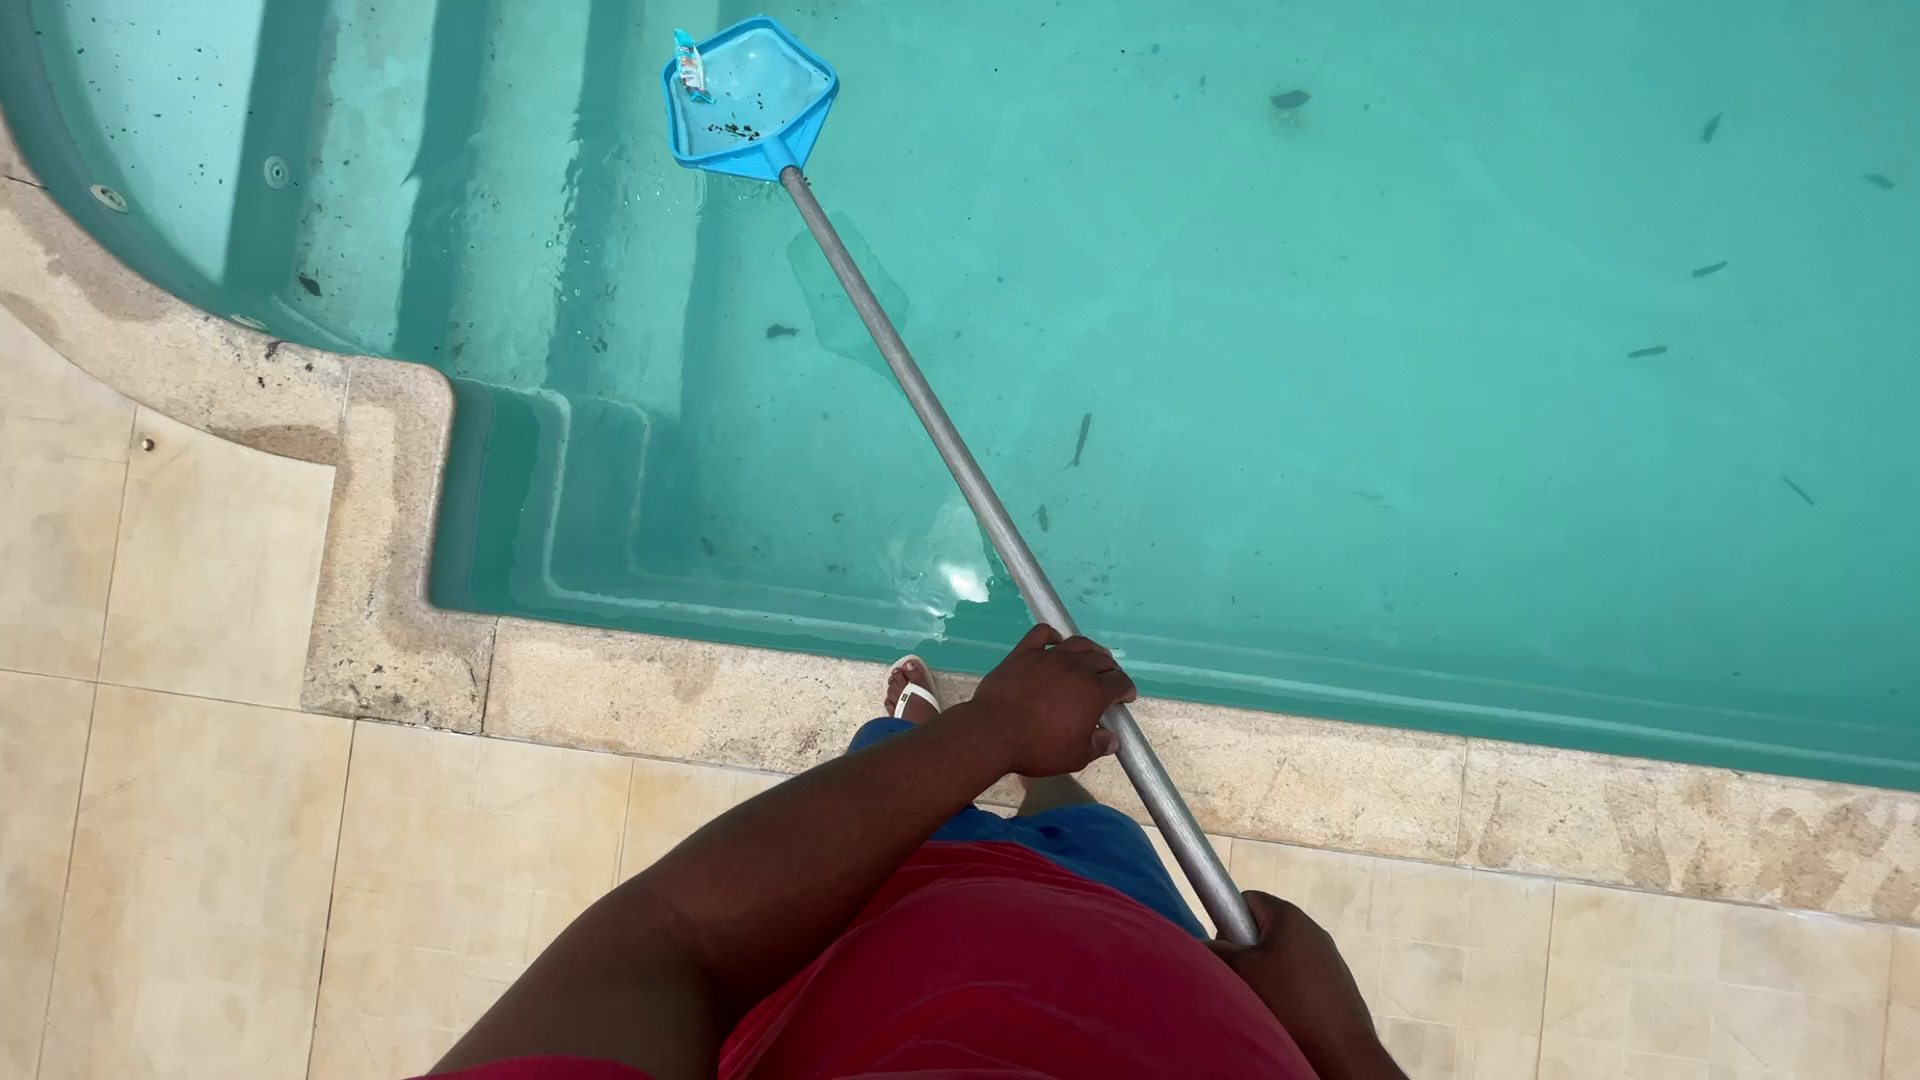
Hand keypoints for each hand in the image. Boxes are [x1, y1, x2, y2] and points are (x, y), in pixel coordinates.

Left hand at [960, 624, 1135, 776]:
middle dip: (1110, 670)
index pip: (1120, 683)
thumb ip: (1098, 746)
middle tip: (1108, 680)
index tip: (1124, 697)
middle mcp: (1075, 667)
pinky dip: (1052, 634)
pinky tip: (1055, 641)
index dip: (1126, 690)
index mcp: (1093, 691)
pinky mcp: (1023, 652)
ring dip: (1090, 649)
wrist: (994, 732)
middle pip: (1102, 659)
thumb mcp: (1075, 756)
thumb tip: (1111, 740)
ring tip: (1091, 657)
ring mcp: (1048, 656)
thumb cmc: (1037, 747)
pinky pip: (1042, 633)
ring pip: (1077, 643)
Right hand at [1209, 892, 1406, 1079]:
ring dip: (1271, 971)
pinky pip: (1305, 976)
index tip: (1229, 950)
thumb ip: (1216, 950)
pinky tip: (1290, 1014)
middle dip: (1250, 950)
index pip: (1247, 900)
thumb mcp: (1241, 971)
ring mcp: (1331, 957)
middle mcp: (1312, 928)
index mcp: (1289, 915)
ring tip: (1268, 1000)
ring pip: (1285, 955)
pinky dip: (1292, 989)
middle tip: (1244, 977)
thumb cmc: (1288, 1002)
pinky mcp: (1341, 984)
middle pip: (1266, 928)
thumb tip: (1201, 945)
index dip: (1230, 920)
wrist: (1342, 1053)